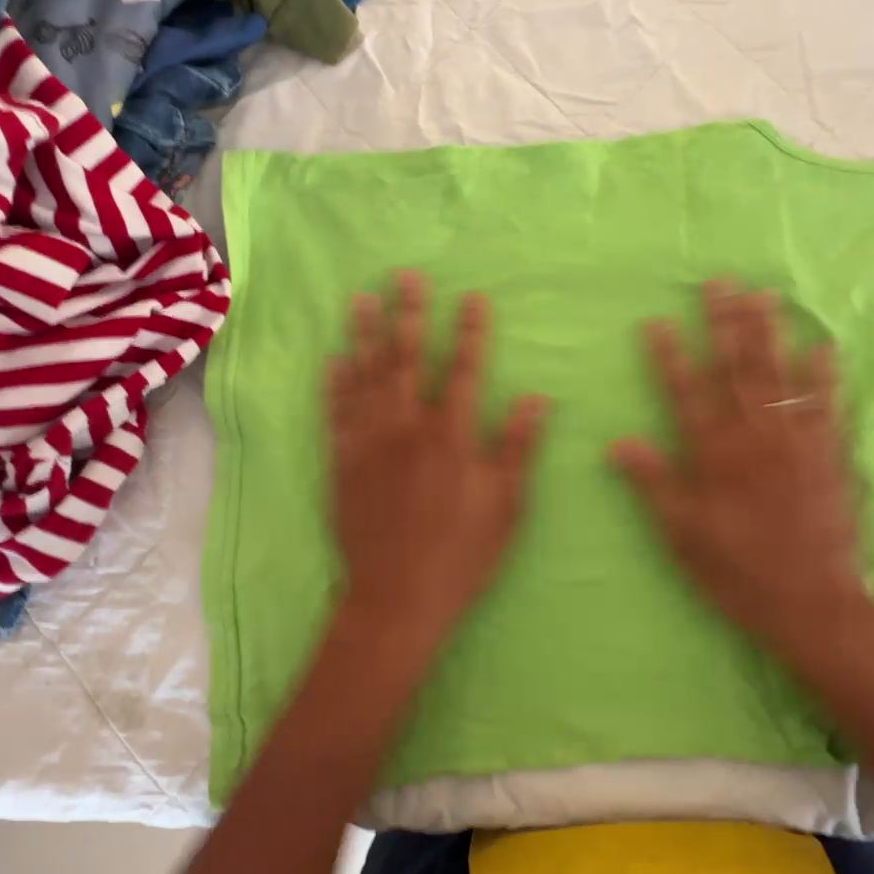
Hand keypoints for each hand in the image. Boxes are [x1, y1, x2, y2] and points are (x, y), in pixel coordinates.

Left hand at [328, 271, 549, 639]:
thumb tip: (539, 398)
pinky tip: (333, 360)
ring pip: (366, 377)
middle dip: (408, 314)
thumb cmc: (462, 554)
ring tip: (361, 299)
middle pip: (407, 360)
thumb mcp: (506, 506)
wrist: (396, 597)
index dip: (470, 331)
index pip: (464, 369)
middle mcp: (406, 428)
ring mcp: (368, 443)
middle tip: (404, 276)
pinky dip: (335, 384)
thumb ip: (517, 447)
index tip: (471, 295)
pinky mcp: (341, 464)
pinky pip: (336, 414)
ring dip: (365, 336)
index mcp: (451, 436)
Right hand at [611, 281, 873, 673]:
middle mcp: (752, 436)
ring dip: (769, 332)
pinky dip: (824, 374)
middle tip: (718, 283)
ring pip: (778, 374)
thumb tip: (617, 442)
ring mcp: (795, 440)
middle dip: (724, 324)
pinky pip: (827, 403)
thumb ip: (653, 484)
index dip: (669, 355)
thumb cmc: (737, 571)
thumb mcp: (682, 535)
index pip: (685, 393)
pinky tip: (821, 345)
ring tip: (763, 294)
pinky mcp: (829, 453)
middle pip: (735, 369)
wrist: (812, 602)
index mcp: (712, 455)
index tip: (657, 321)